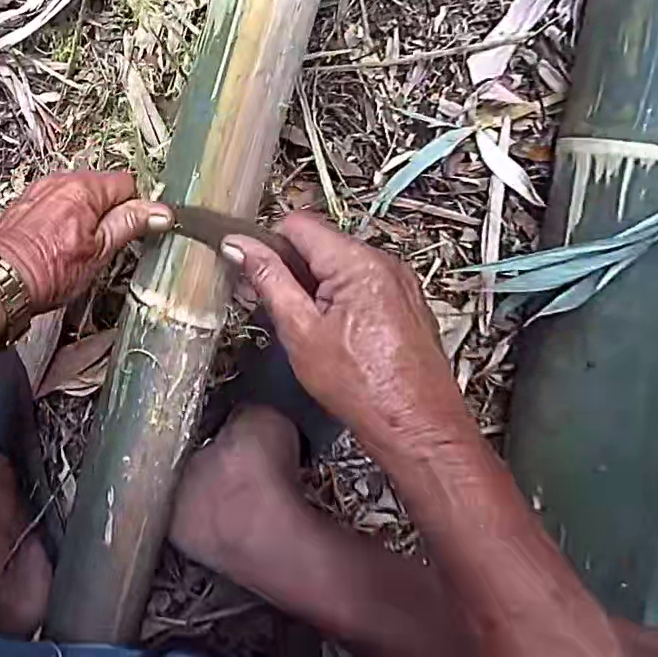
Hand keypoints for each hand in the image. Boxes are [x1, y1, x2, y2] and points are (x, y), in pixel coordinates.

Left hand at [0, 171, 171, 313]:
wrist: (3, 279)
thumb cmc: (46, 270)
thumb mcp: (100, 251)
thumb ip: (130, 224)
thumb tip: (158, 211)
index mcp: (83, 188)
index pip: (127, 183)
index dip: (136, 208)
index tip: (135, 228)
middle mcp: (59, 181)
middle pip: (101, 188)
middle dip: (108, 212)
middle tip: (103, 245)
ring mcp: (40, 190)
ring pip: (77, 196)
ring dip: (84, 216)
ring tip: (76, 247)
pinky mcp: (26, 203)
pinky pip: (55, 203)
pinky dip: (62, 218)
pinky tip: (57, 242)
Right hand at [226, 215, 471, 451]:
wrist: (420, 434)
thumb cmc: (362, 387)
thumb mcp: (298, 328)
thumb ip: (266, 277)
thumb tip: (237, 243)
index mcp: (358, 263)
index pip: (295, 224)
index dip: (267, 245)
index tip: (254, 274)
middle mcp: (384, 263)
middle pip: (315, 241)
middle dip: (287, 267)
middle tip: (272, 305)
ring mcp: (398, 282)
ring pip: (333, 262)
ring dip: (308, 283)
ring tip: (300, 323)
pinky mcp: (403, 301)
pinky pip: (355, 280)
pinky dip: (332, 295)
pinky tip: (326, 329)